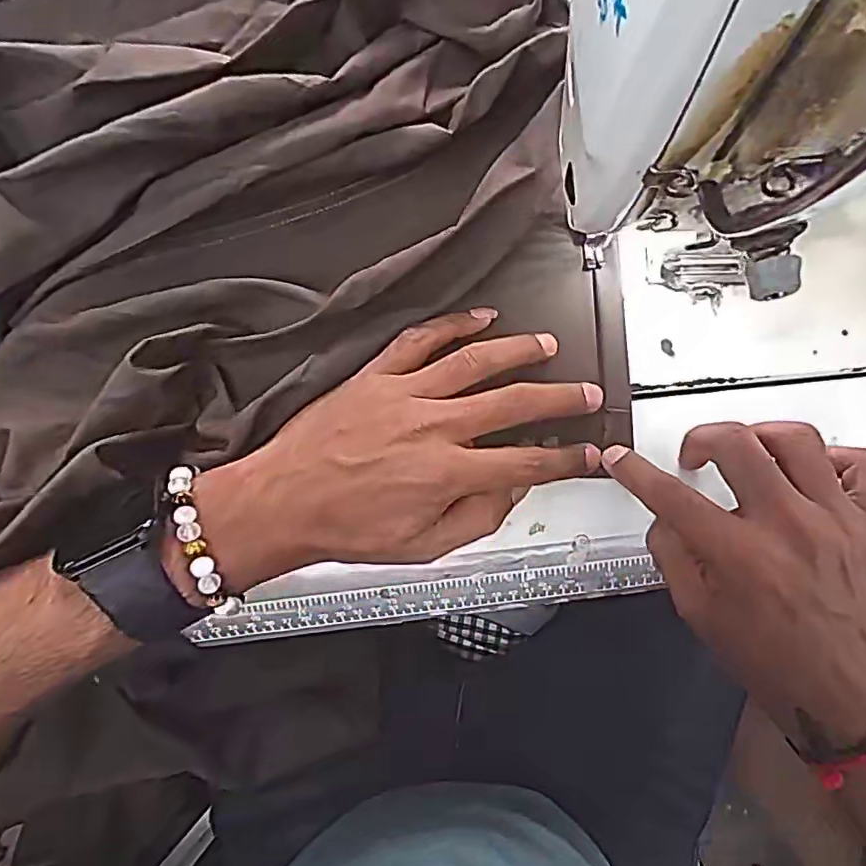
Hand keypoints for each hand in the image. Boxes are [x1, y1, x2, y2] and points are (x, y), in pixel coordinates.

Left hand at [182, 309, 601, 590]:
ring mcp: (404, 396)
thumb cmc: (342, 527)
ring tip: (546, 346)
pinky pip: (421, 341)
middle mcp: (432, 428)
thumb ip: (476, 519)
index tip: (585, 452)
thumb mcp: (420, 547)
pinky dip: (454, 325)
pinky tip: (479, 318)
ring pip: (475, 362)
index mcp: (446, 474)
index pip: (526, 462)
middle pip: (513, 404)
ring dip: (518, 351)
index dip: (566, 458)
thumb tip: (509, 492)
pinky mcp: (376, 377)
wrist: (280, 503)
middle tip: (584, 393)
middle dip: (559, 399)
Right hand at [602, 422, 865, 745]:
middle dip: (700, 438)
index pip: (672, 495)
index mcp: (741, 557)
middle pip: (736, 443)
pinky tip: (814, 470)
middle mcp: (789, 529)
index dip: (636, 471)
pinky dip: (838, 456)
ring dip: (760, 435)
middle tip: (694, 454)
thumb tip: (662, 520)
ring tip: (749, 451)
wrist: (846, 694)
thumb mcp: (701, 615)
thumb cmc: (778, 662)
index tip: (624, 460)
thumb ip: (673, 558)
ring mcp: (835, 521)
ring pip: (798, 439)